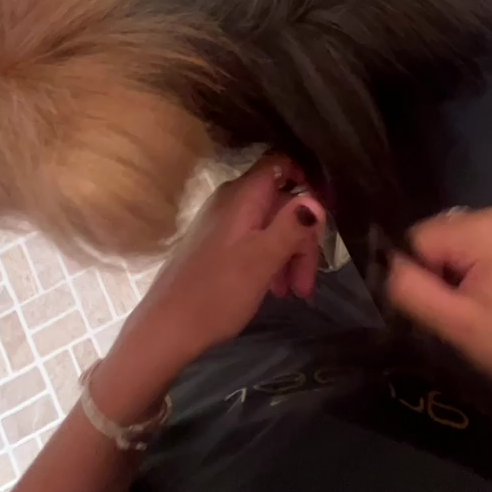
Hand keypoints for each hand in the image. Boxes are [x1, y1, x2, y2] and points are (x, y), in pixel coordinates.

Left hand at [91, 155, 326, 421]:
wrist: (166, 329)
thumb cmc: (217, 292)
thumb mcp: (262, 259)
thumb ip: (290, 226)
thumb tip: (316, 198)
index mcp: (243, 195)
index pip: (281, 163)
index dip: (307, 179)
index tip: (325, 213)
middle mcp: (231, 200)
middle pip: (281, 201)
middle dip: (301, 237)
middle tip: (307, 282)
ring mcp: (222, 222)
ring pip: (269, 224)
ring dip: (288, 254)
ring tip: (293, 293)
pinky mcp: (216, 244)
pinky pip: (253, 240)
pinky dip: (269, 260)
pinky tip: (273, 289)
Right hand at [385, 207, 491, 420]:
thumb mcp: (457, 325)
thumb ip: (410, 289)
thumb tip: (383, 263)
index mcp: (482, 225)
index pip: (417, 239)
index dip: (420, 276)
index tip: (443, 311)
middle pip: (436, 238)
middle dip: (438, 274)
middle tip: (464, 316)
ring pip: (454, 245)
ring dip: (455, 276)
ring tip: (481, 313)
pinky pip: (477, 248)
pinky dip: (474, 274)